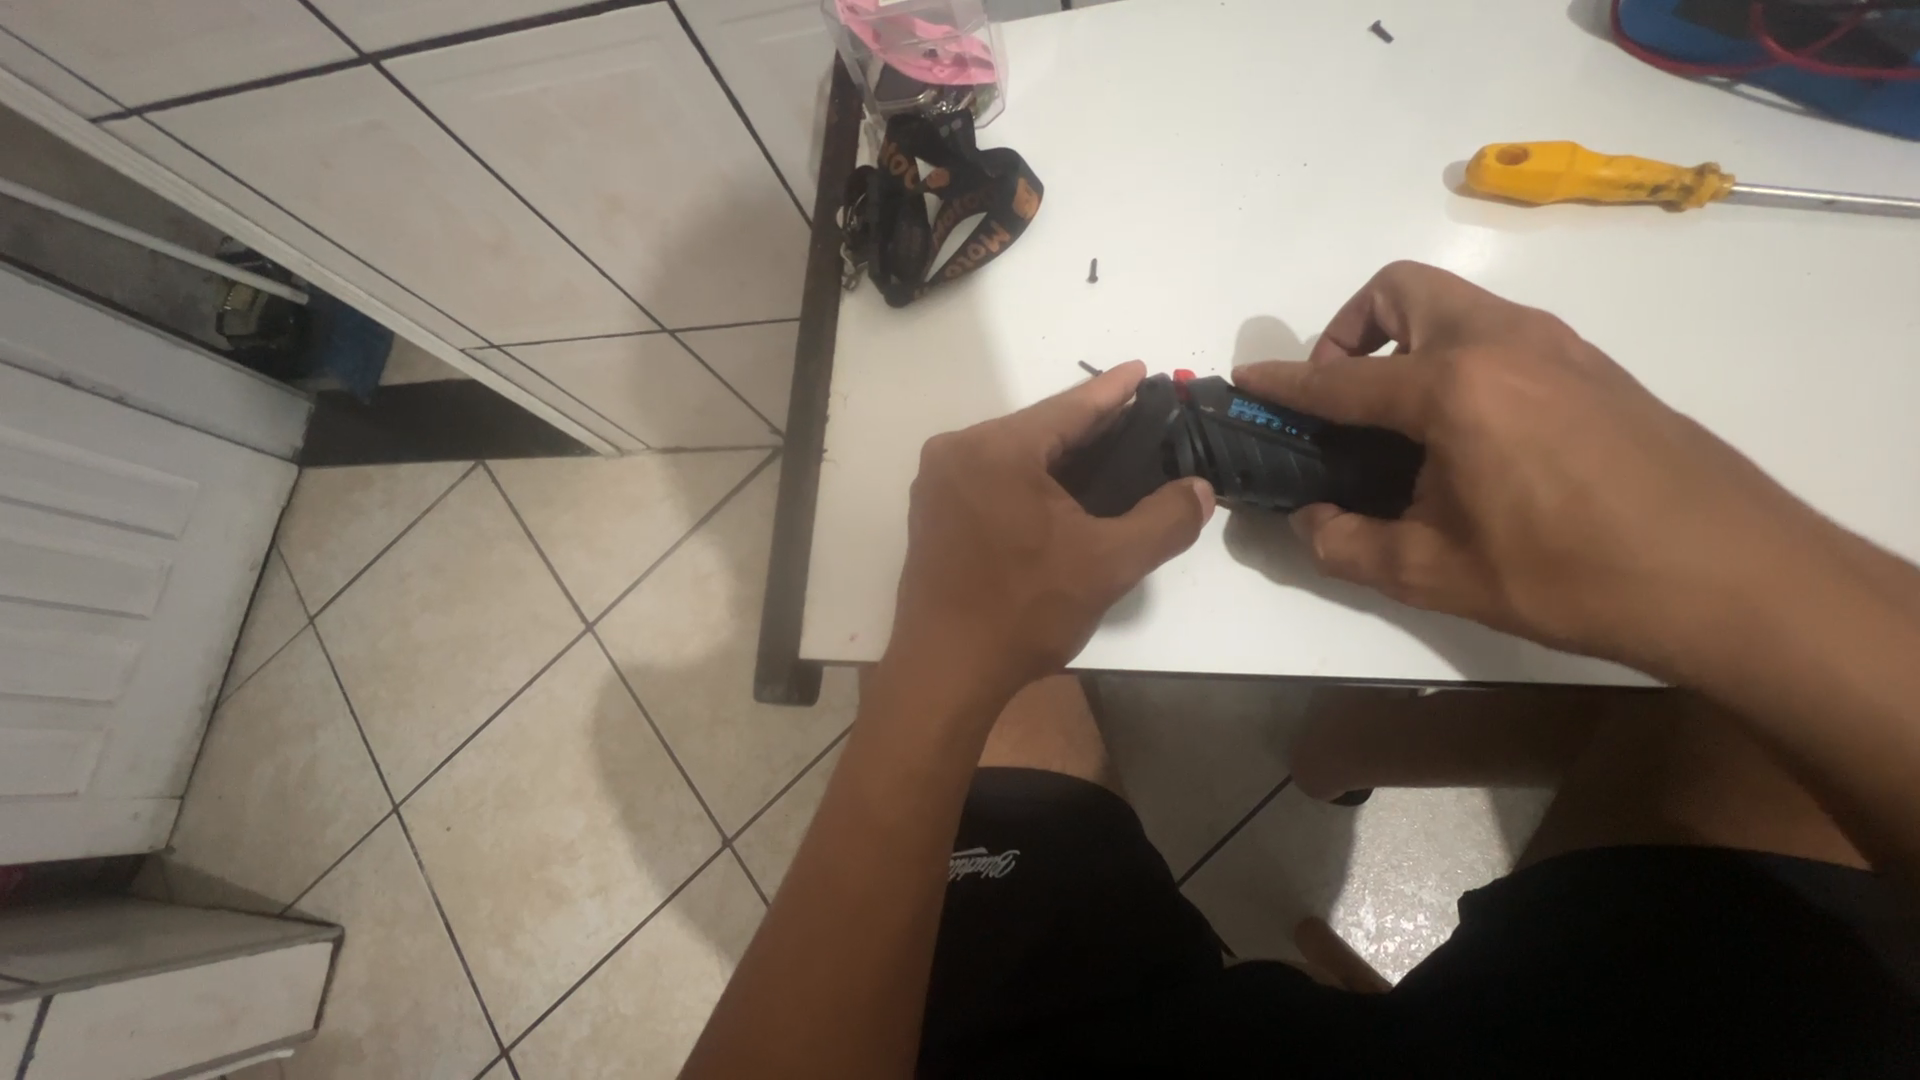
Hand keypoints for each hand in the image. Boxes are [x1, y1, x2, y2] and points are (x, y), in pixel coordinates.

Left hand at [885, 361, 1213, 708]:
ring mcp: (936, 484)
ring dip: (1058, 456)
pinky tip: (1058, 492)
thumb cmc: (1024, 612)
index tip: (1142, 370)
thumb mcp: (1107, 565)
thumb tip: (1201, 491)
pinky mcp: (931, 514)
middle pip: (1036, 429)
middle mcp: (956, 453)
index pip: (1067, 409)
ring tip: (1107, 453)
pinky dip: (1027, 480)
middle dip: (1088, 427)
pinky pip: (989, 479)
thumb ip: (1163, 521)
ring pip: (1012, 455)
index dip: (1112, 392)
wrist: (946, 672)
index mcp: (995, 450)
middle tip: (1137, 420)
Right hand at [1235, 261, 1837, 675]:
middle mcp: (1503, 343)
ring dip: (1404, 343)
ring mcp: (1557, 347)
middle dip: (1349, 328)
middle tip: (1339, 396)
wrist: (1734, 579)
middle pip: (1402, 289)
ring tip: (1394, 421)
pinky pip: (1496, 335)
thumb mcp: (1429, 573)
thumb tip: (1307, 519)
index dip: (1283, 379)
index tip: (1245, 378)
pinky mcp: (1592, 366)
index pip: (1341, 376)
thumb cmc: (1566, 574)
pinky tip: (1462, 436)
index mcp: (1454, 388)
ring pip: (1454, 306)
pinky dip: (1453, 359)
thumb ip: (1343, 543)